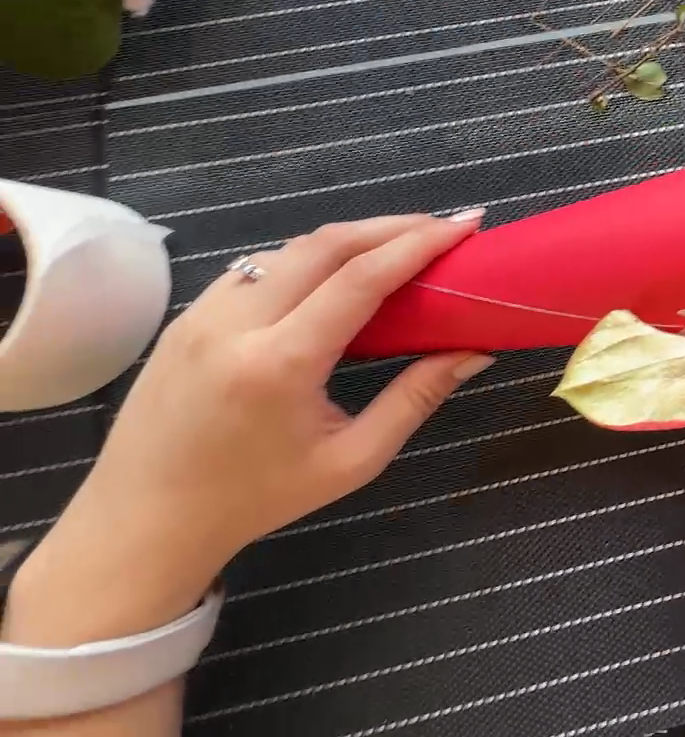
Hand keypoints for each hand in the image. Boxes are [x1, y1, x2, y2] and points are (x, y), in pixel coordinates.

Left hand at [4, 213, 492, 646]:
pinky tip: (340, 272)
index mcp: (279, 363)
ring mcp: (200, 318)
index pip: (361, 278)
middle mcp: (233, 327)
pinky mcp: (185, 321)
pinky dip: (311, 256)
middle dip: (393, 226)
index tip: (466, 225)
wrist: (138, 527)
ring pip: (289, 249)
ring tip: (401, 244)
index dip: (419, 244)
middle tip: (444, 226)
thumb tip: (477, 351)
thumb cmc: (258, 498)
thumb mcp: (355, 458)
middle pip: (325, 245)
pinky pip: (258, 268)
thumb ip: (417, 397)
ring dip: (352, 237)